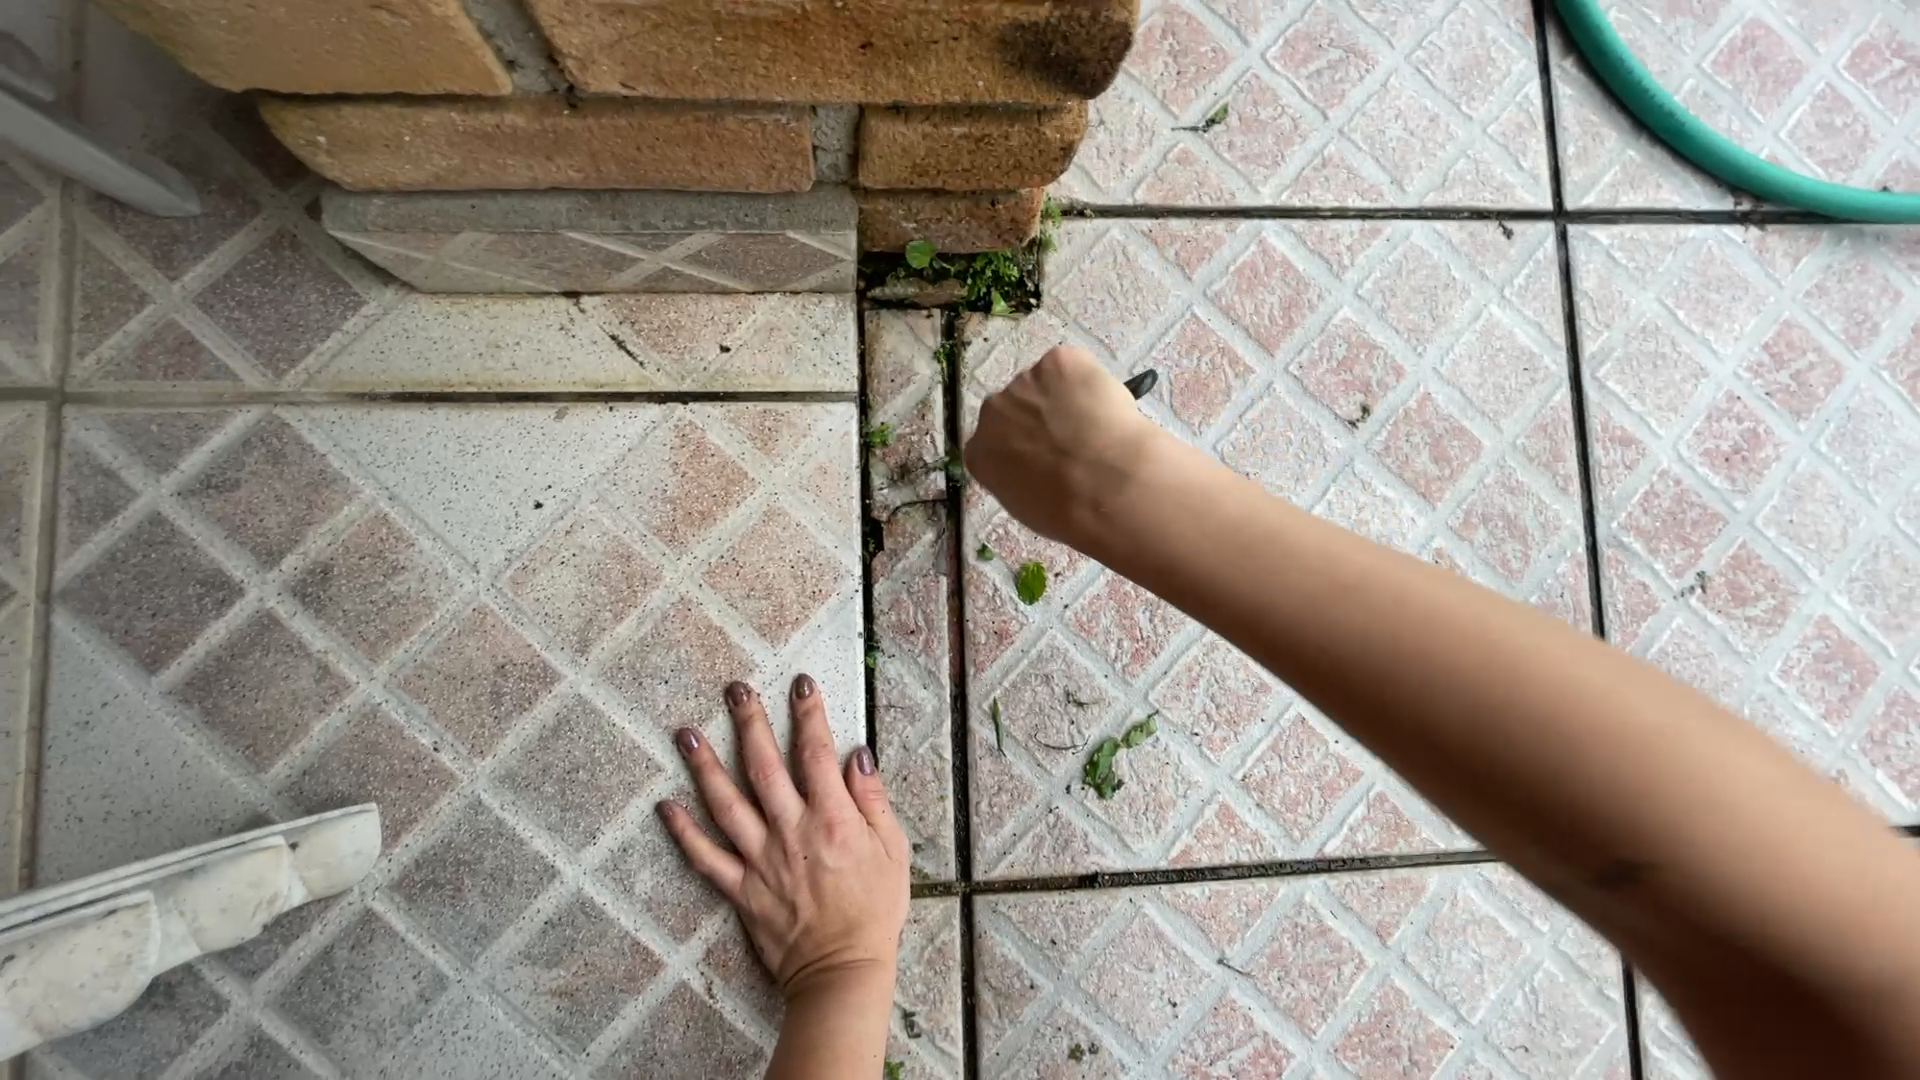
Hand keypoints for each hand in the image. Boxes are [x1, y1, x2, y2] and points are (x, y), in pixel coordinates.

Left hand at [658, 675, 909, 999]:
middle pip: (764, 767)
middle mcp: (792, 831)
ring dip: (705, 767)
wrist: (843, 969)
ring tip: (685, 733)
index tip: (801, 685)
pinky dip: (684, 833)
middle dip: (749, 723)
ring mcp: (761, 860)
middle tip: (735, 690)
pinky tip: (666, 807)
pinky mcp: (741, 889)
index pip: (816, 753)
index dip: (808, 714)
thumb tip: (857, 754)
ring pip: (727, 805)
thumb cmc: (875, 908)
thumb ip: (873, 799)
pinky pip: (706, 858)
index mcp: (833, 819)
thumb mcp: (893, 849)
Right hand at [964, 345, 1166, 543]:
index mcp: (980, 451)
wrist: (1106, 486)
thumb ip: (1018, 476)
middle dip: (1038, 417)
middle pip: (1015, 406)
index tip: (1043, 454)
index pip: (992, 441)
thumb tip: (1036, 467)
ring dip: (1064, 397)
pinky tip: (1104, 409)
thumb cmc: (1067, 511)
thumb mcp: (1026, 506)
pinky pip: (1074, 366)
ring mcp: (1024, 381)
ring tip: (1095, 427)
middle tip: (1071, 439)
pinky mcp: (1057, 361)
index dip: (1021, 445)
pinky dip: (1090, 380)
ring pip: (1046, 383)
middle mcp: (993, 411)